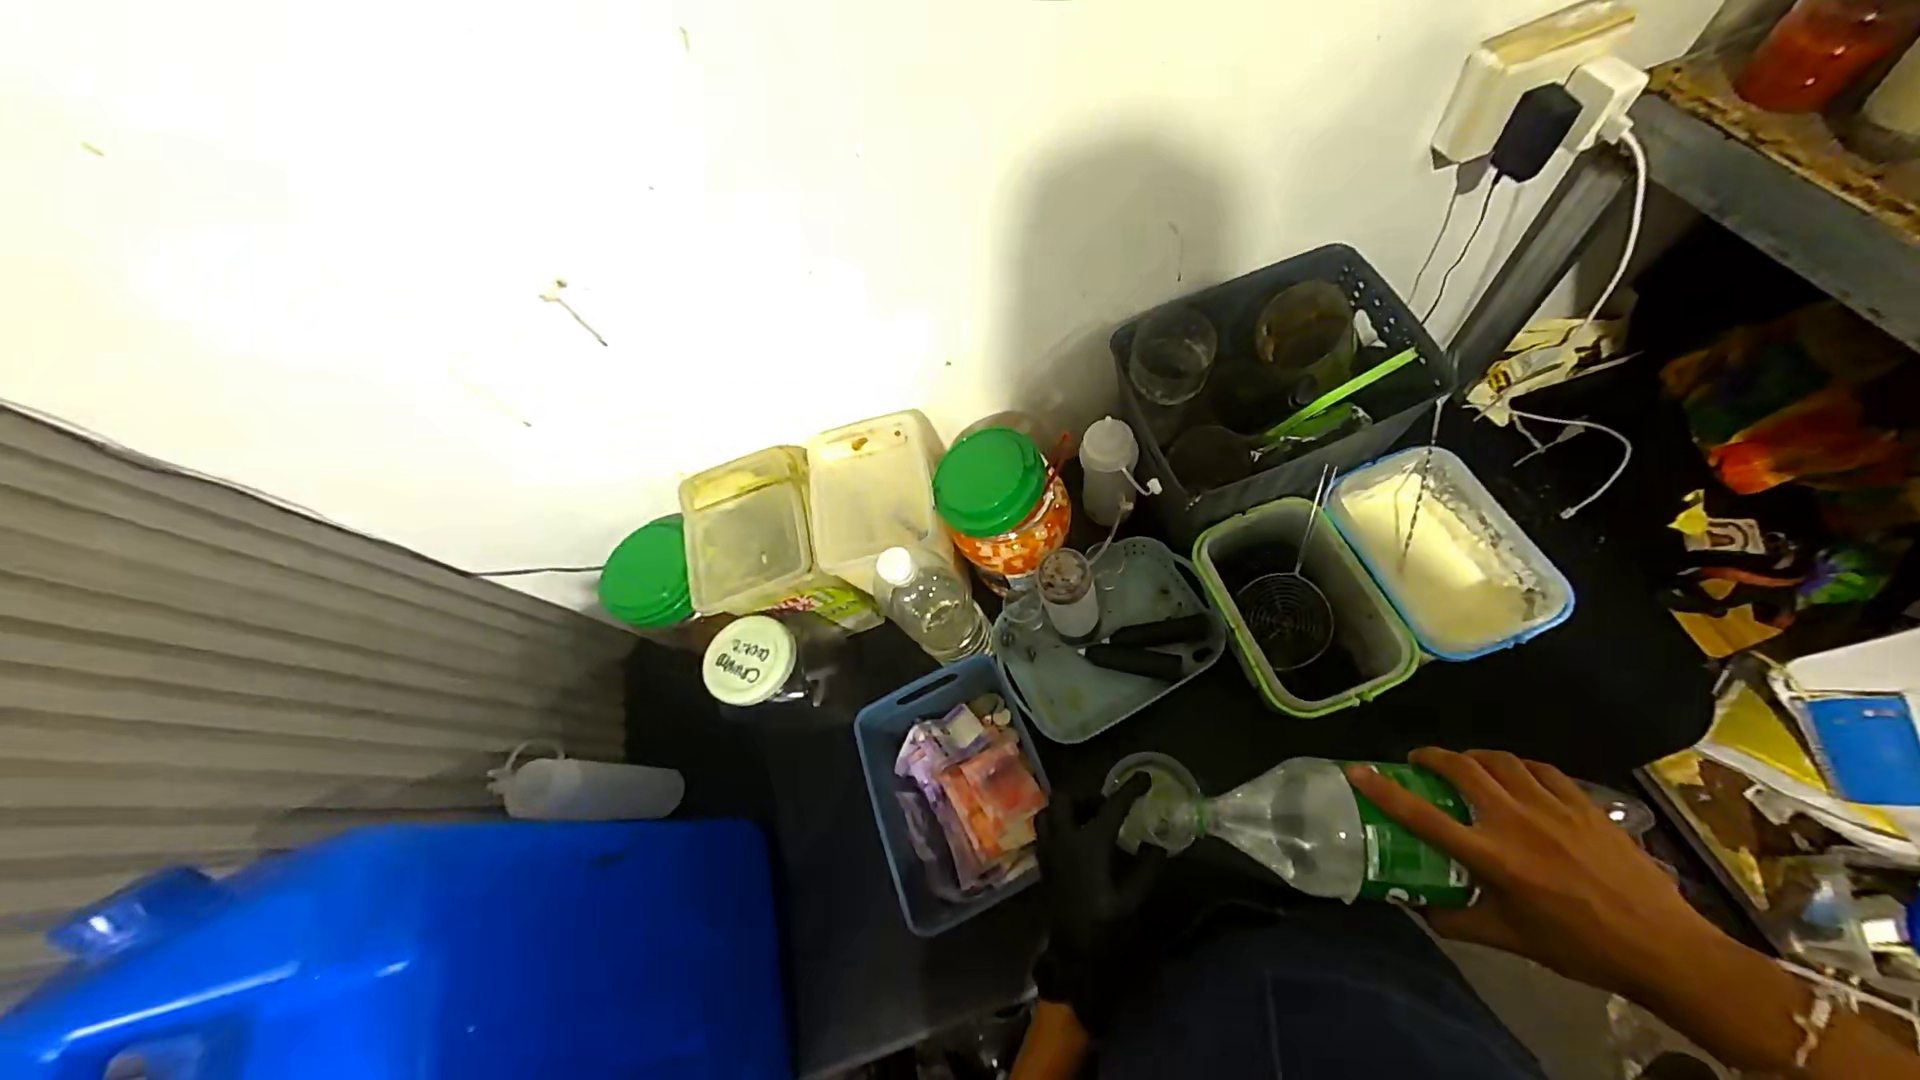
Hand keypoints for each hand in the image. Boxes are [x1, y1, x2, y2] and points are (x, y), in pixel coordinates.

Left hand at [1032, 773, 1165, 1029]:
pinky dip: (1059, 822)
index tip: (1144, 778)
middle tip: (1107, 807)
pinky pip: (1045, 827)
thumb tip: (1155, 843)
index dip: (1129, 790)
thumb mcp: (1132, 898)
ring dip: (1068, 807)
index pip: (1111, 806)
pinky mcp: (1042, 859)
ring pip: (1049, 810)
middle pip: (1065, 797)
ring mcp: (1048, 847)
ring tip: (1090, 819)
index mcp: (1088, 843)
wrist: (1069, 950)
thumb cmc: (1103, 924)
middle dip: (1086, 795)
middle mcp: (1063, 838)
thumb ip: (1146, 868)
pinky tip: (1077, 838)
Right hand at [1346, 748, 1722, 999]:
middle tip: (1420, 763)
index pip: (1422, 814)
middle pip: (1460, 767)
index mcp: (1491, 856)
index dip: (1383, 789)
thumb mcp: (1510, 939)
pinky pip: (1541, 769)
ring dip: (1473, 757)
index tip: (1358, 770)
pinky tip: (1517, 776)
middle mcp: (1515, 822)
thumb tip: (1414, 905)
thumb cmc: (1581, 947)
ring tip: (1466, 765)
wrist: (1669, 952)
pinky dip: (1518, 766)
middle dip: (1431, 756)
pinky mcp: (1586, 806)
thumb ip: (1455, 919)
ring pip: (1499, 760)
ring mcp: (1554, 809)